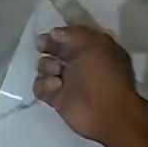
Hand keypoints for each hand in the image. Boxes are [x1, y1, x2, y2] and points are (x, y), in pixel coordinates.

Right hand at [34, 25, 147, 146]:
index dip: (57, 34)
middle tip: (43, 48)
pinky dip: (44, 85)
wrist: (108, 113)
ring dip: (47, 67)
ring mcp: (65, 81)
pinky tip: (55, 87)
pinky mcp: (56, 98)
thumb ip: (74, 33)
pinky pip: (39, 87)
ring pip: (43, 67)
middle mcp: (76, 63)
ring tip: (57, 74)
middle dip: (46, 47)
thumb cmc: (104, 75)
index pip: (68, 36)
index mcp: (90, 48)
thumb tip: (54, 33)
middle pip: (52, 49)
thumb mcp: (95, 44)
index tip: (50, 35)